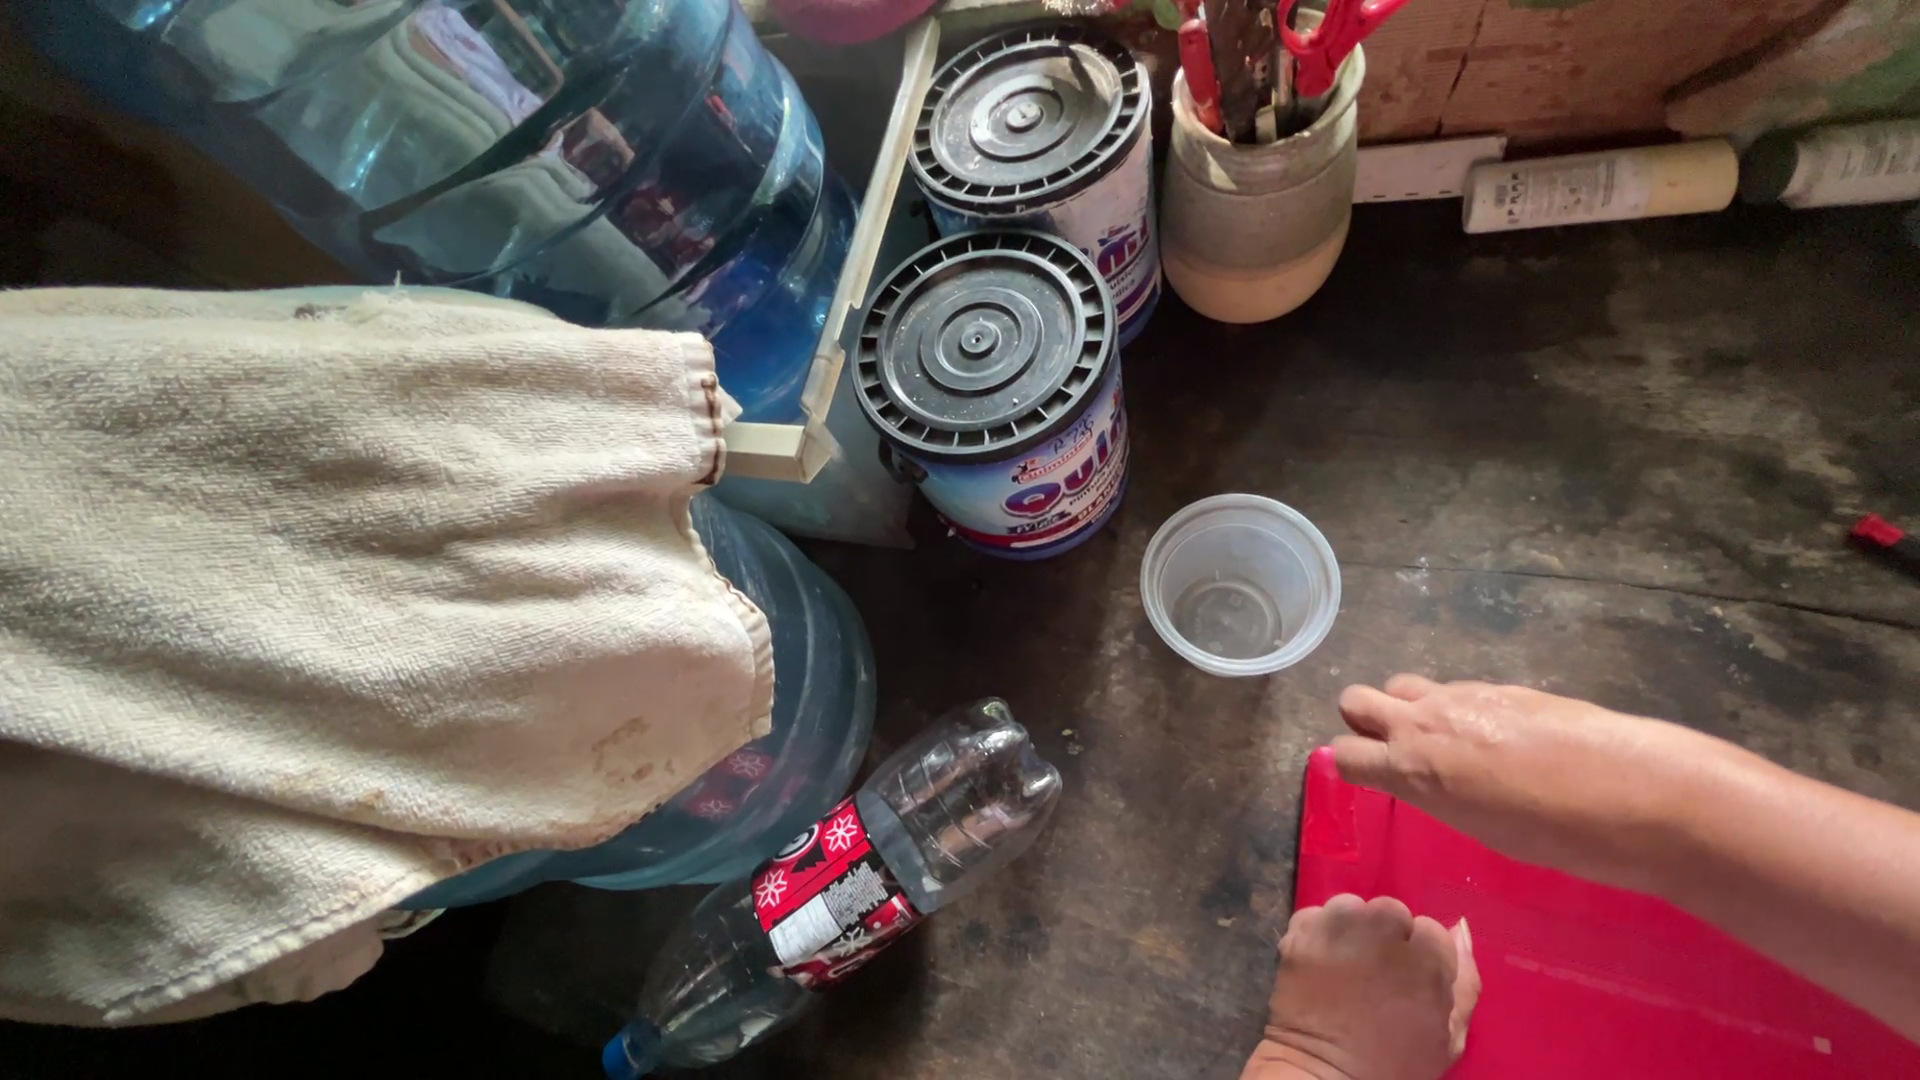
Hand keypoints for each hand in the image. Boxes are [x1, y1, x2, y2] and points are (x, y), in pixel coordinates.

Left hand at [1243, 894, 1478, 1079]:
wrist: (1324, 1077)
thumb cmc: (1396, 1068)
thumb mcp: (1449, 1037)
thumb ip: (1464, 982)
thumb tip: (1461, 928)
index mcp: (1424, 958)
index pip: (1431, 930)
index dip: (1422, 957)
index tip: (1410, 981)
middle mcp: (1379, 929)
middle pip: (1390, 911)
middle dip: (1388, 935)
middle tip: (1378, 973)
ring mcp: (1335, 925)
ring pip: (1351, 906)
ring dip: (1353, 927)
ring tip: (1349, 965)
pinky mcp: (1299, 928)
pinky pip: (1316, 915)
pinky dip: (1320, 932)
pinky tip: (1322, 961)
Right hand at [1332, 675, 1758, 893]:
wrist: (1648, 796)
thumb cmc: (1563, 836)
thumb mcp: (1480, 827)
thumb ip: (1434, 793)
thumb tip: (1419, 779)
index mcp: (1413, 767)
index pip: (1343, 754)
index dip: (1349, 765)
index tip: (1368, 778)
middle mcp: (1423, 723)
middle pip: (1353, 699)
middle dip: (1364, 721)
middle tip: (1398, 748)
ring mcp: (1460, 696)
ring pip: (1400, 685)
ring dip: (1408, 707)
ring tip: (1447, 738)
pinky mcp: (1498, 685)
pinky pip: (1453, 690)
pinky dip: (1457, 707)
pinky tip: (1500, 736)